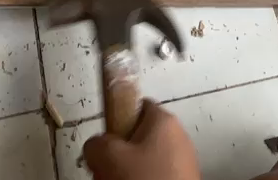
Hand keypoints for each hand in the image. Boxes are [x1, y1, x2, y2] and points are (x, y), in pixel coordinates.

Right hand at [84, 102, 199, 179]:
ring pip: (143, 162)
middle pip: (136, 138)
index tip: (104, 142)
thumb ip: (95, 143)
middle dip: (117, 156)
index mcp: (164, 119)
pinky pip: (153, 176)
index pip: (134, 106)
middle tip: (105, 172)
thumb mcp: (108, 156)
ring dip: (125, 173)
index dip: (115, 120)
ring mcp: (182, 163)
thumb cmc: (143, 179)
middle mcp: (177, 136)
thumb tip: (95, 146)